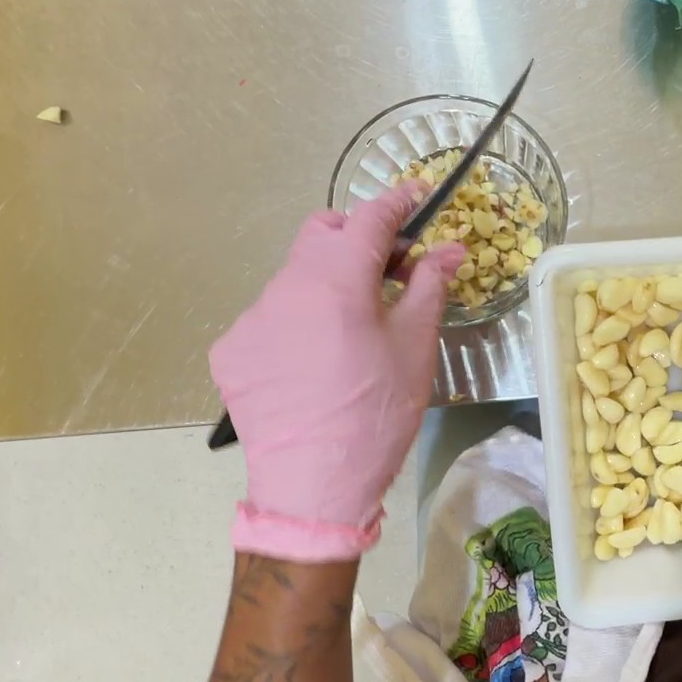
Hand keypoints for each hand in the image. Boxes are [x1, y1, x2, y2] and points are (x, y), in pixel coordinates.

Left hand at [209, 183, 463, 562]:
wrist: (315, 487)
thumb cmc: (379, 414)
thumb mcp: (415, 347)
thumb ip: (429, 287)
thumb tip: (449, 249)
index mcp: (334, 281)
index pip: (368, 218)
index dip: (398, 201)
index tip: (418, 195)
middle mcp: (282, 287)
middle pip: (321, 233)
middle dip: (359, 236)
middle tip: (393, 268)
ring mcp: (250, 320)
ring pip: (296, 277)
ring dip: (331, 282)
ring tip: (357, 328)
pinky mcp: (232, 352)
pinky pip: (272, 317)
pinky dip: (302, 320)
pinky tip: (319, 362)